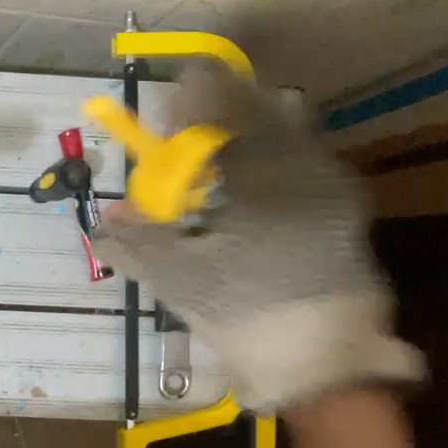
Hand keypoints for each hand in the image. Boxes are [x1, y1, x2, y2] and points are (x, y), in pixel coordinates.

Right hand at [96, 61, 423, 412]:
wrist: (322, 357)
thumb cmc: (243, 312)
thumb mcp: (178, 281)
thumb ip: (138, 244)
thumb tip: (104, 222)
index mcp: (255, 176)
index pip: (221, 115)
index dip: (194, 97)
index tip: (174, 90)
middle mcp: (299, 166)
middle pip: (260, 111)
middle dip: (224, 104)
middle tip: (194, 113)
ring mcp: (329, 184)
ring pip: (290, 131)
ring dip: (254, 123)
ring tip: (226, 137)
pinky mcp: (342, 209)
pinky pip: (305, 157)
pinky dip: (275, 151)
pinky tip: (257, 171)